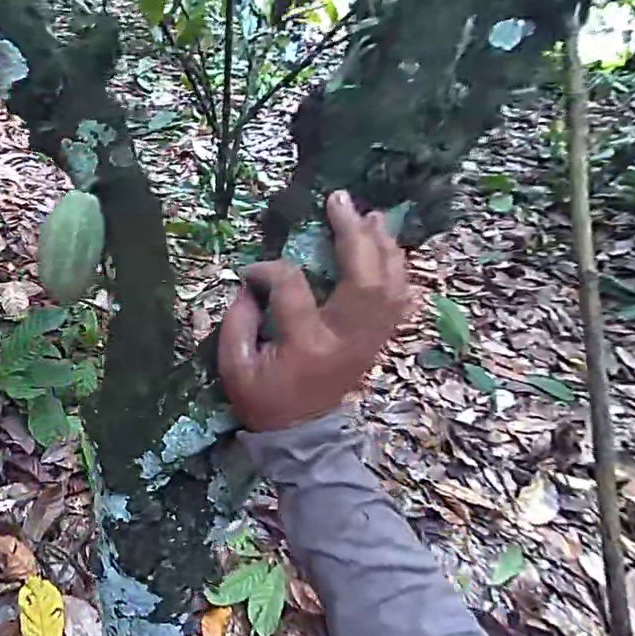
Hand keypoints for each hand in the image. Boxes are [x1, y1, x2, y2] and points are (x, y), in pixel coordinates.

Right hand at [219, 190, 410, 431]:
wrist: (301, 434)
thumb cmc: (263, 399)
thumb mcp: (234, 366)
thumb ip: (237, 321)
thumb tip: (251, 284)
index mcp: (306, 343)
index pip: (292, 287)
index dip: (268, 270)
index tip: (251, 273)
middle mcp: (346, 338)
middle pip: (364, 278)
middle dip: (353, 234)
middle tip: (340, 201)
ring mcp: (369, 340)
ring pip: (392, 286)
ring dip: (384, 247)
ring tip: (371, 216)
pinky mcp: (377, 341)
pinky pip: (400, 302)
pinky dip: (399, 273)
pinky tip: (388, 251)